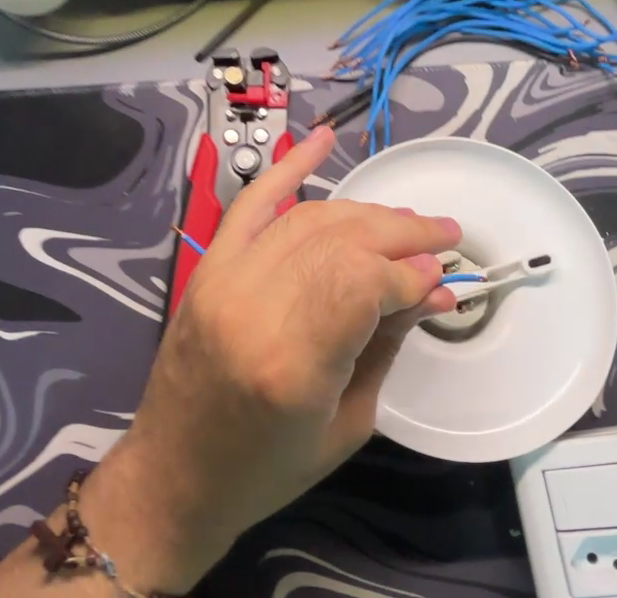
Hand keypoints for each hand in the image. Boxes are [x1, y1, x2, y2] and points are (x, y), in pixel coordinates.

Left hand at [79, 126, 459, 593]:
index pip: (366, 281)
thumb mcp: (347, 423)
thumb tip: (433, 288)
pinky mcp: (206, 269)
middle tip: (442, 234)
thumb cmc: (267, 469)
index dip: (411, 271)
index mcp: (292, 365)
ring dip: (364, 211)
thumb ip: (386, 343)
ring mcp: (223, 282)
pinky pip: (250, 204)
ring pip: (308, 218)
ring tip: (405, 221)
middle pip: (341, 240)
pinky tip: (322, 140)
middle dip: (400, 232)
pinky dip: (288, 167)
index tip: (442, 275)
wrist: (174, 476)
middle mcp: (253, 310)